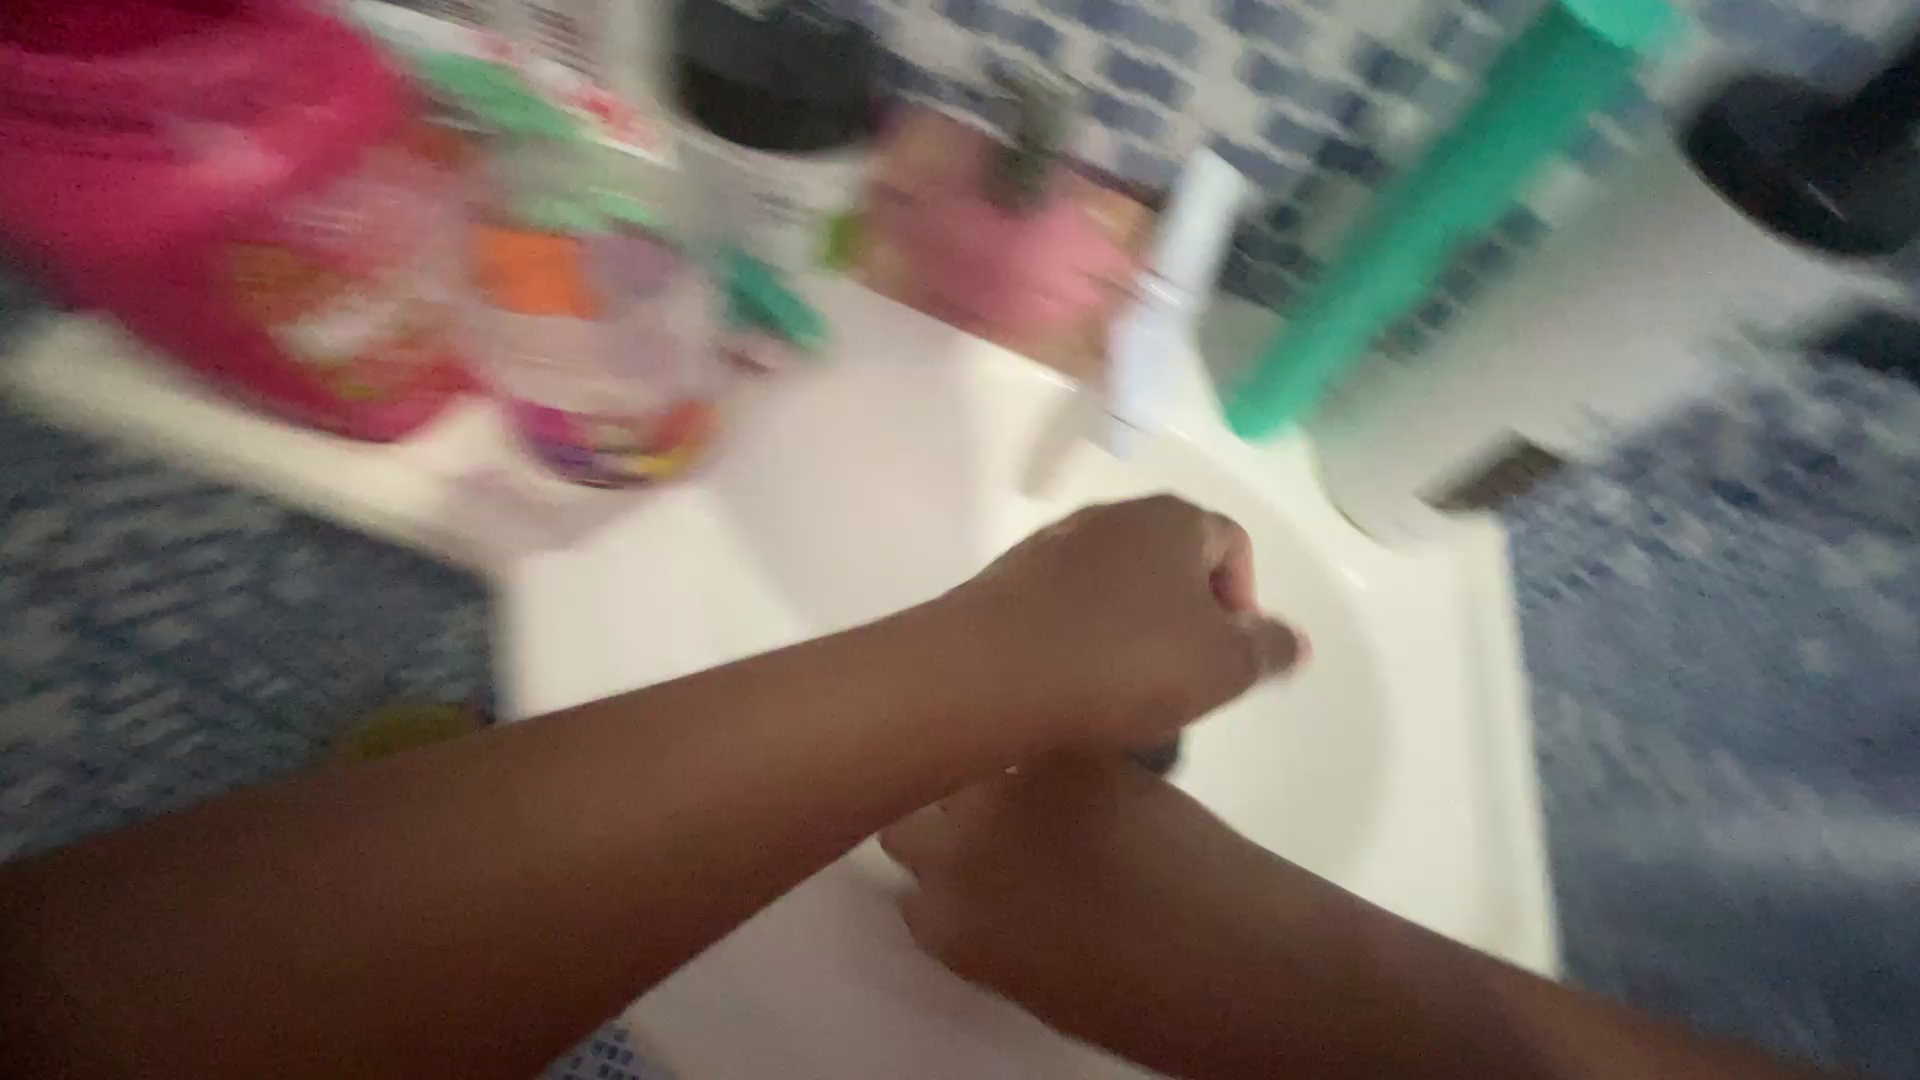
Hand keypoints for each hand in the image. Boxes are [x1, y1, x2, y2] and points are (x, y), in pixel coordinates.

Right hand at [881, 756, 1309, 1076]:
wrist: (1227, 951)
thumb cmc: (1136, 996)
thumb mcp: (1034, 977)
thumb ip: (987, 927)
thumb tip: (985, 892)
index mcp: (947, 923)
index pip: (905, 889)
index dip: (936, 881)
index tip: (966, 877)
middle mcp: (956, 848)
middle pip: (906, 814)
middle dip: (935, 818)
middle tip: (989, 829)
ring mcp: (1007, 786)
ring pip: (961, 759)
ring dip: (981, 768)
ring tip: (1032, 785)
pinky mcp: (1063, 747)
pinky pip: (1033, 735)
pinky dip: (1046, 745)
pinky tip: (1080, 763)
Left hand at [942, 495, 1306, 752]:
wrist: (994, 670)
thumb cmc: (1125, 660)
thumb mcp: (1222, 666)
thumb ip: (1267, 649)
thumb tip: (1291, 640)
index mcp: (1170, 518)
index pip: (1230, 542)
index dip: (1242, 598)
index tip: (1228, 653)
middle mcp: (1109, 516)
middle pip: (1169, 560)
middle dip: (1185, 615)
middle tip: (1182, 674)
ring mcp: (1052, 543)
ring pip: (1114, 582)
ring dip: (1132, 626)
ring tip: (1127, 686)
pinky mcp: (1009, 578)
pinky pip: (1065, 602)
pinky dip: (1082, 633)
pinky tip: (1074, 679)